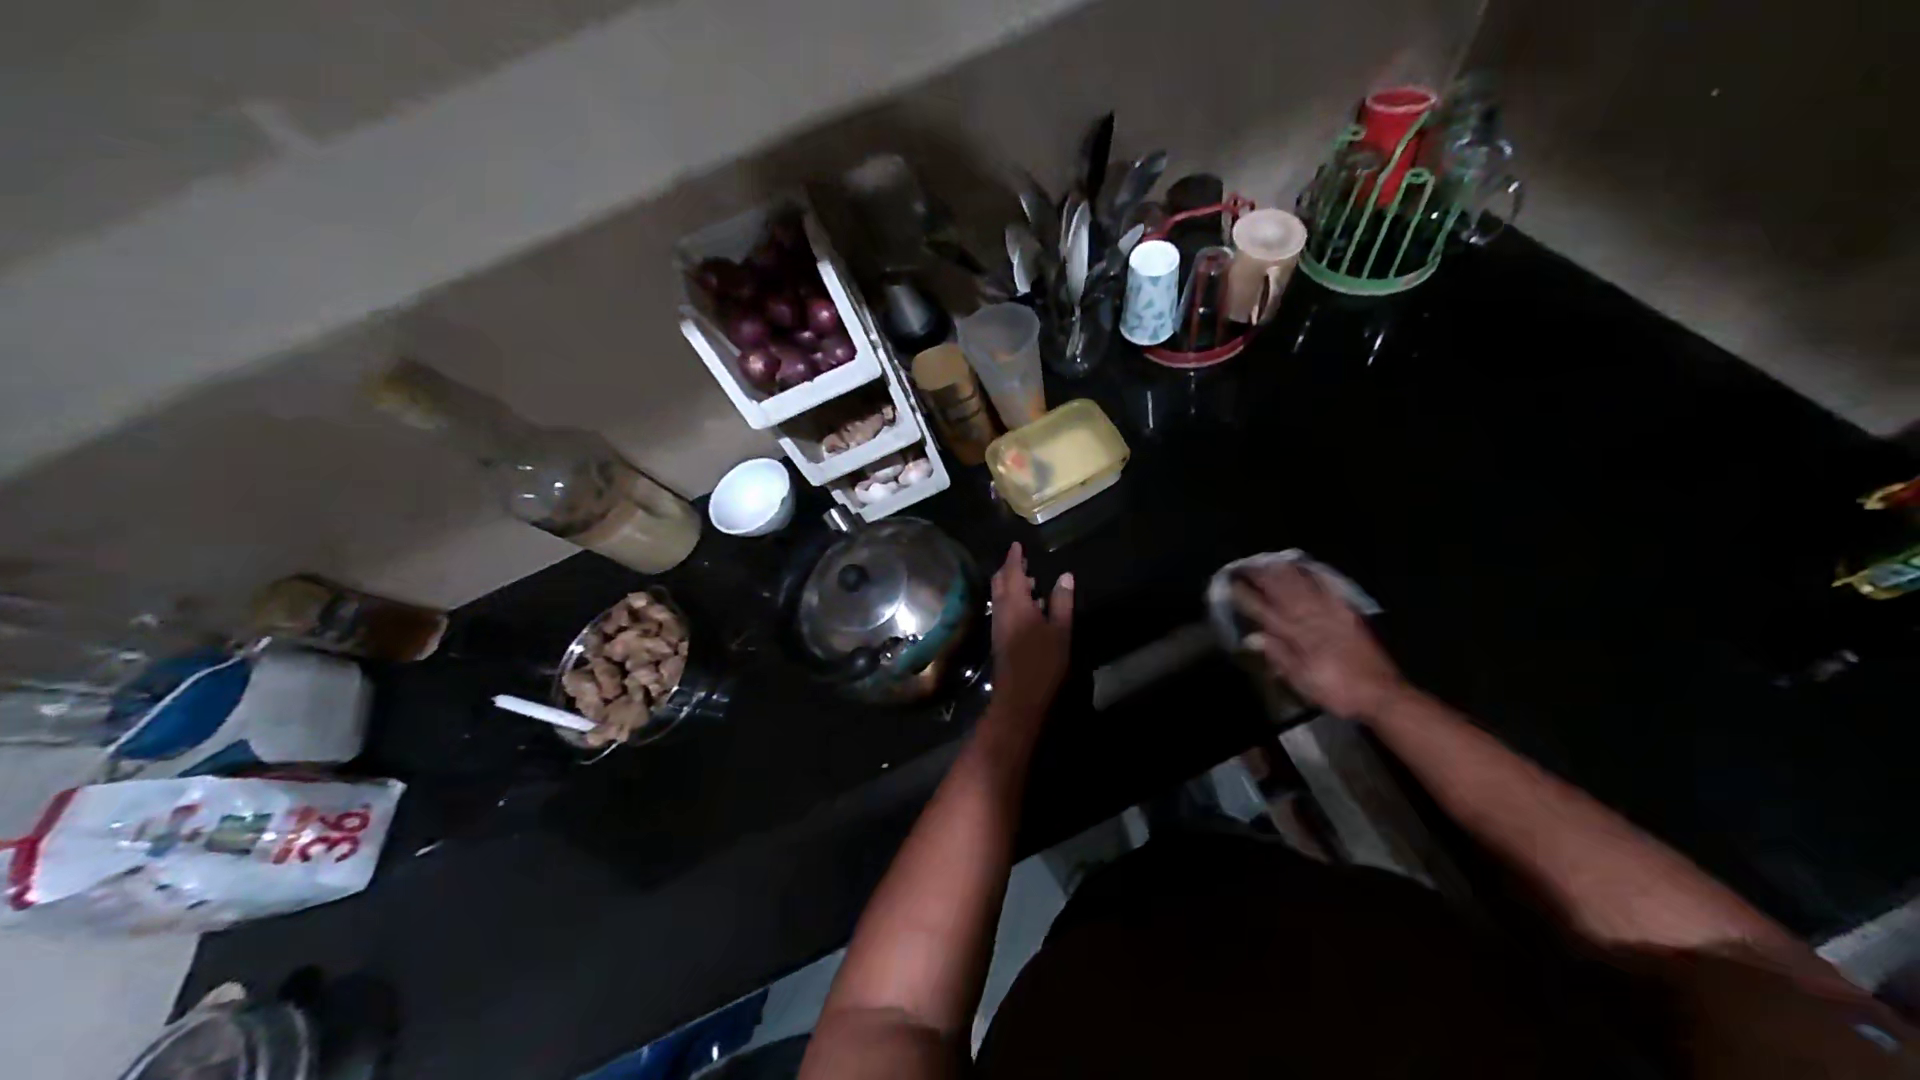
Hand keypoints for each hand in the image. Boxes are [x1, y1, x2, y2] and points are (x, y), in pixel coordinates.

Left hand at [988, 543, 1072, 721]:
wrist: (1020, 697)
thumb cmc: (1043, 662)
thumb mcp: (1060, 630)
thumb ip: (1061, 601)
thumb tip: (1065, 575)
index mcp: (1015, 603)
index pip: (1011, 572)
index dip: (1014, 557)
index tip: (1017, 544)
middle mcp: (1001, 610)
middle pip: (1000, 582)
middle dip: (1009, 569)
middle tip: (1022, 559)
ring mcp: (998, 625)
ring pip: (999, 596)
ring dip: (1010, 584)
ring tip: (1030, 579)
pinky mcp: (1000, 638)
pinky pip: (1003, 609)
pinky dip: (1012, 599)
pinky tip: (1029, 606)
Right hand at [1231, 563, 1406, 719]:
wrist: (1381, 694)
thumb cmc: (1336, 691)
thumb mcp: (1302, 680)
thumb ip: (1279, 656)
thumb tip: (1253, 637)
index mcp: (1297, 638)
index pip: (1265, 612)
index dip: (1247, 597)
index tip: (1231, 585)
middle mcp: (1312, 621)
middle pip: (1284, 594)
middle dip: (1264, 578)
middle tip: (1248, 564)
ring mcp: (1332, 615)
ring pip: (1305, 588)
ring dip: (1287, 573)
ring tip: (1272, 561)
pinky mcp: (1350, 616)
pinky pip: (1332, 592)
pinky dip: (1319, 579)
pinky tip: (1310, 570)